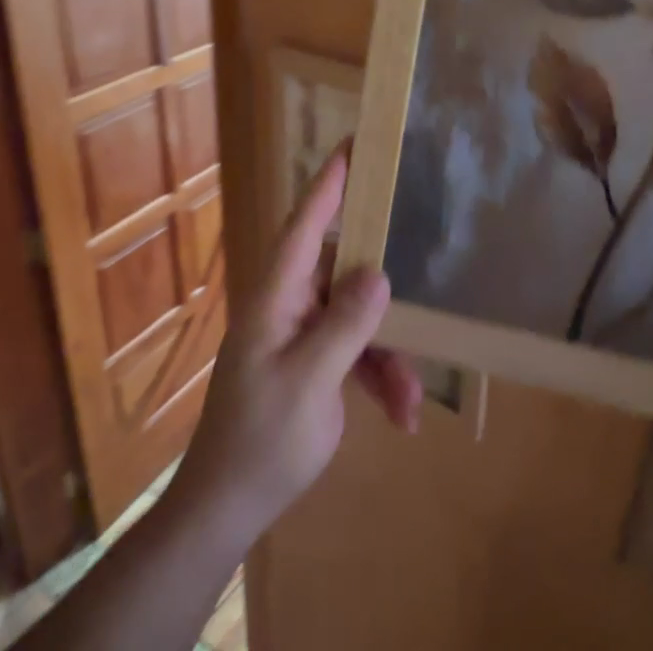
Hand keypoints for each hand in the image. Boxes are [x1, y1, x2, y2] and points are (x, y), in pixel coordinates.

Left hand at [169, 147, 422, 546]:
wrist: (227, 505)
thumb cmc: (261, 440)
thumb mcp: (311, 382)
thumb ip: (346, 325)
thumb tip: (380, 273)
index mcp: (275, 299)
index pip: (303, 228)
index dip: (328, 187)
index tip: (353, 147)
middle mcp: (287, 309)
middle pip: (345, 278)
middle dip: (386, 305)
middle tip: (425, 303)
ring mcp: (299, 339)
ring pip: (358, 323)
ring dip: (389, 359)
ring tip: (410, 403)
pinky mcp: (311, 368)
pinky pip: (354, 357)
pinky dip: (379, 381)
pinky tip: (400, 418)